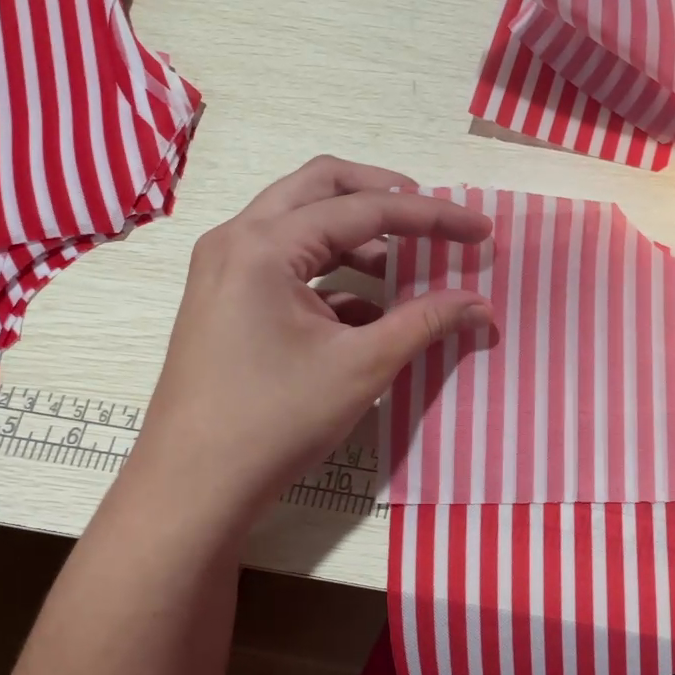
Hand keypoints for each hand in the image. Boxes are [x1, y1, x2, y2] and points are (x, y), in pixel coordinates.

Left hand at [124, 156, 492, 529]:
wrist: (193, 487)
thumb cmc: (275, 420)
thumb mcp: (362, 366)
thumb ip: (426, 322)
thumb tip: (481, 304)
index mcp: (264, 245)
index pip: (364, 208)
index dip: (432, 215)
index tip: (481, 228)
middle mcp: (237, 240)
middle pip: (321, 187)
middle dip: (385, 195)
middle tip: (434, 219)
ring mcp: (226, 270)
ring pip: (303, 222)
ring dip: (360, 234)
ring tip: (410, 265)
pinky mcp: (228, 300)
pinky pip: (289, 263)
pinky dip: (335, 272)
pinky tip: (373, 310)